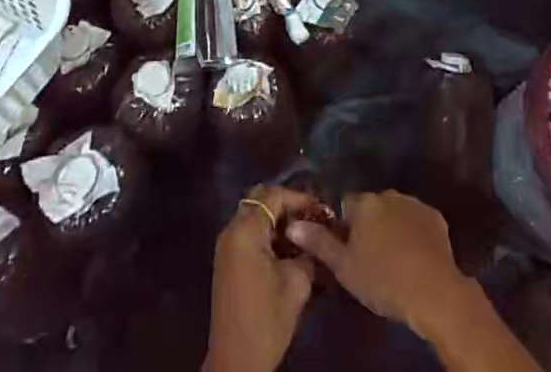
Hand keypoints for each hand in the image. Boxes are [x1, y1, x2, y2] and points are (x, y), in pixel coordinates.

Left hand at [205, 186, 319, 371]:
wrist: (236, 361)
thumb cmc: (268, 318)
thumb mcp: (298, 280)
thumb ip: (308, 248)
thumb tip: (316, 234)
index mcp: (246, 231)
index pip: (274, 195)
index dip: (301, 199)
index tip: (323, 213)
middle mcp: (231, 232)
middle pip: (261, 200)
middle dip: (288, 206)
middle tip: (313, 219)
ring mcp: (227, 247)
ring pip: (256, 217)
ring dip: (279, 221)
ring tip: (306, 235)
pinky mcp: (229, 262)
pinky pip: (251, 234)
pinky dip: (270, 235)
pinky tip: (291, 250)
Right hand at [286, 190, 480, 340]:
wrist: (432, 290)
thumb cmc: (381, 280)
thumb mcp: (343, 267)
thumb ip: (319, 242)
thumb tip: (293, 225)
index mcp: (365, 204)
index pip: (346, 203)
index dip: (343, 225)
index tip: (345, 247)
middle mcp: (390, 195)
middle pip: (371, 206)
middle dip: (367, 224)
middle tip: (367, 256)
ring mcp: (415, 204)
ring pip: (394, 212)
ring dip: (390, 226)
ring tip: (391, 258)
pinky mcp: (435, 216)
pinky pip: (415, 220)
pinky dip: (411, 232)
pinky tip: (412, 255)